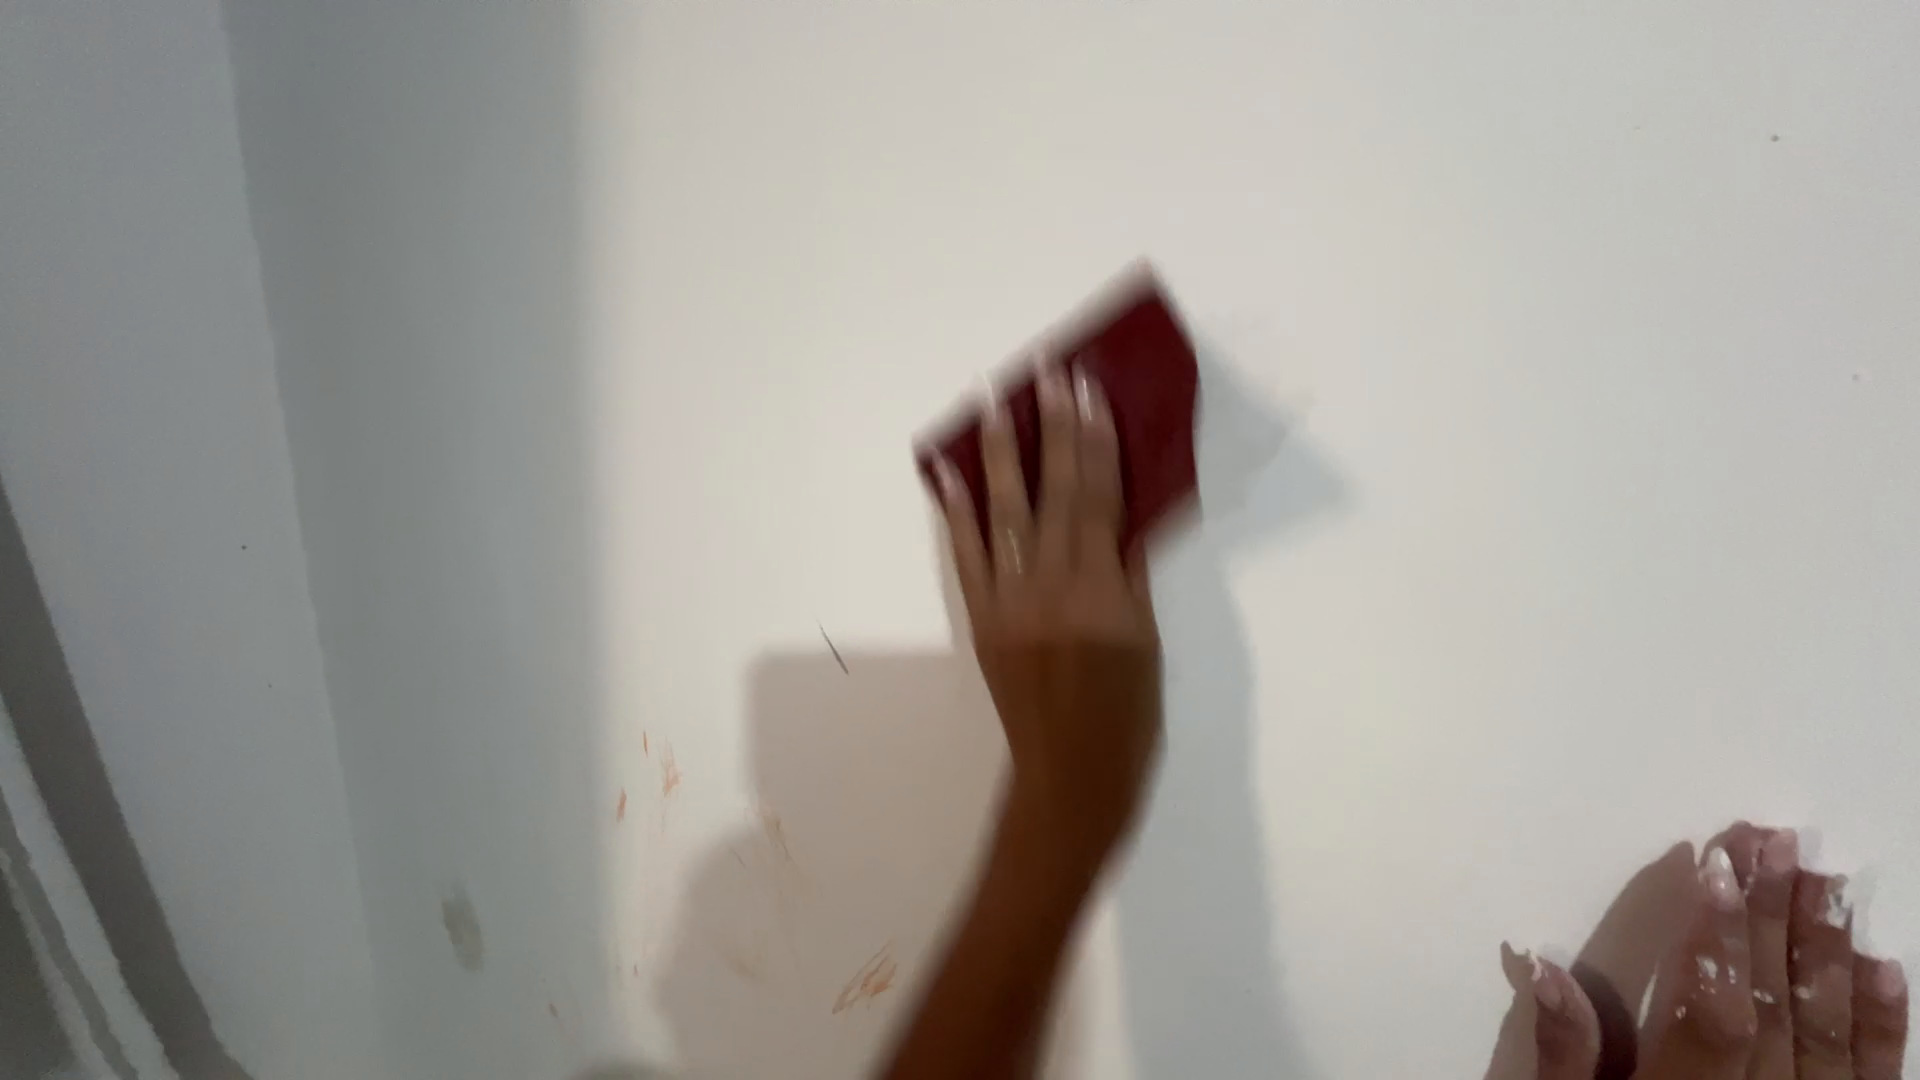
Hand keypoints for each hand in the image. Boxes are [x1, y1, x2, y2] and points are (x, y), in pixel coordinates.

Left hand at [932, 361, 1162, 878]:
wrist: (1070, 775)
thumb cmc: (1128, 717)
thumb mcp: (1148, 642)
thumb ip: (1133, 573)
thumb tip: (1127, 511)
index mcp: (1103, 592)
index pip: (1100, 499)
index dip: (1094, 441)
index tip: (1087, 391)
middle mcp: (1052, 586)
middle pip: (1054, 492)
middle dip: (1050, 427)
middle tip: (1044, 372)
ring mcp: (1008, 600)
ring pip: (1004, 512)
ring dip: (997, 453)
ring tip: (989, 400)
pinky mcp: (981, 618)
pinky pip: (965, 557)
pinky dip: (955, 512)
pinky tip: (946, 472)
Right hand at [1498, 823, 1907, 1078]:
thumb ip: (1564, 1049)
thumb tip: (1542, 963)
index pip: (1716, 1004)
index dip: (1716, 934)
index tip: (1714, 863)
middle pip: (1779, 1002)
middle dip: (1774, 915)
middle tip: (1774, 841)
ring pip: (1833, 1026)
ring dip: (1828, 945)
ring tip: (1826, 875)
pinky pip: (1878, 1074)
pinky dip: (1884, 1017)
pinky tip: (1880, 960)